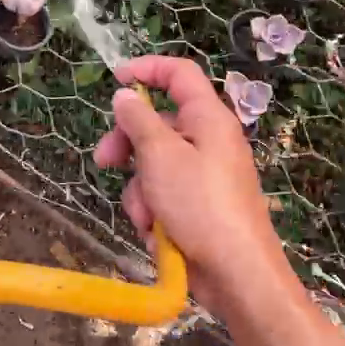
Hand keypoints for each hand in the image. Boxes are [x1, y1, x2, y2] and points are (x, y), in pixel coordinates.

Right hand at [92, 56, 273, 308]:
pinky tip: (156, 231)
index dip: (147, 68)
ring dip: (140, 187)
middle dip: (128, 143)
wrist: (239, 277)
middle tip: (105, 160)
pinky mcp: (200, 205)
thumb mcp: (160, 155)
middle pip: (158, 123)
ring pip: (156, 163)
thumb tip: (125, 95)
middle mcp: (209, 140)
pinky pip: (165, 192)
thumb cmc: (200, 205)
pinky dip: (154, 209)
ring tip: (144, 214)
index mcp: (208, 118)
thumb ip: (138, 119)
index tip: (116, 78)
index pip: (179, 73)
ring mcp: (205, 174)